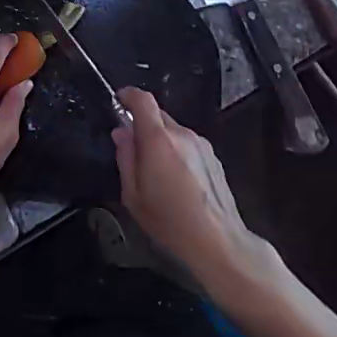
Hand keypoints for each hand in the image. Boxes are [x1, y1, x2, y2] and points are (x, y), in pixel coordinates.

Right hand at [111, 86, 269, 284]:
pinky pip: (188, 143)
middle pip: (157, 114)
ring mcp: (201, 143)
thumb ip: (125, 157)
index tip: (118, 101)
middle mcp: (181, 133)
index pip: (142, 99)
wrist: (218, 241)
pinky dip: (177, 150)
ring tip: (157, 172)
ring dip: (161, 140)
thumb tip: (121, 133)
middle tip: (133, 150)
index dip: (128, 95)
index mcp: (158, 139)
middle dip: (142, 124)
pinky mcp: (213, 155)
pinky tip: (178, 180)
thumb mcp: (133, 195)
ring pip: (173, 130)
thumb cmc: (169, 221)